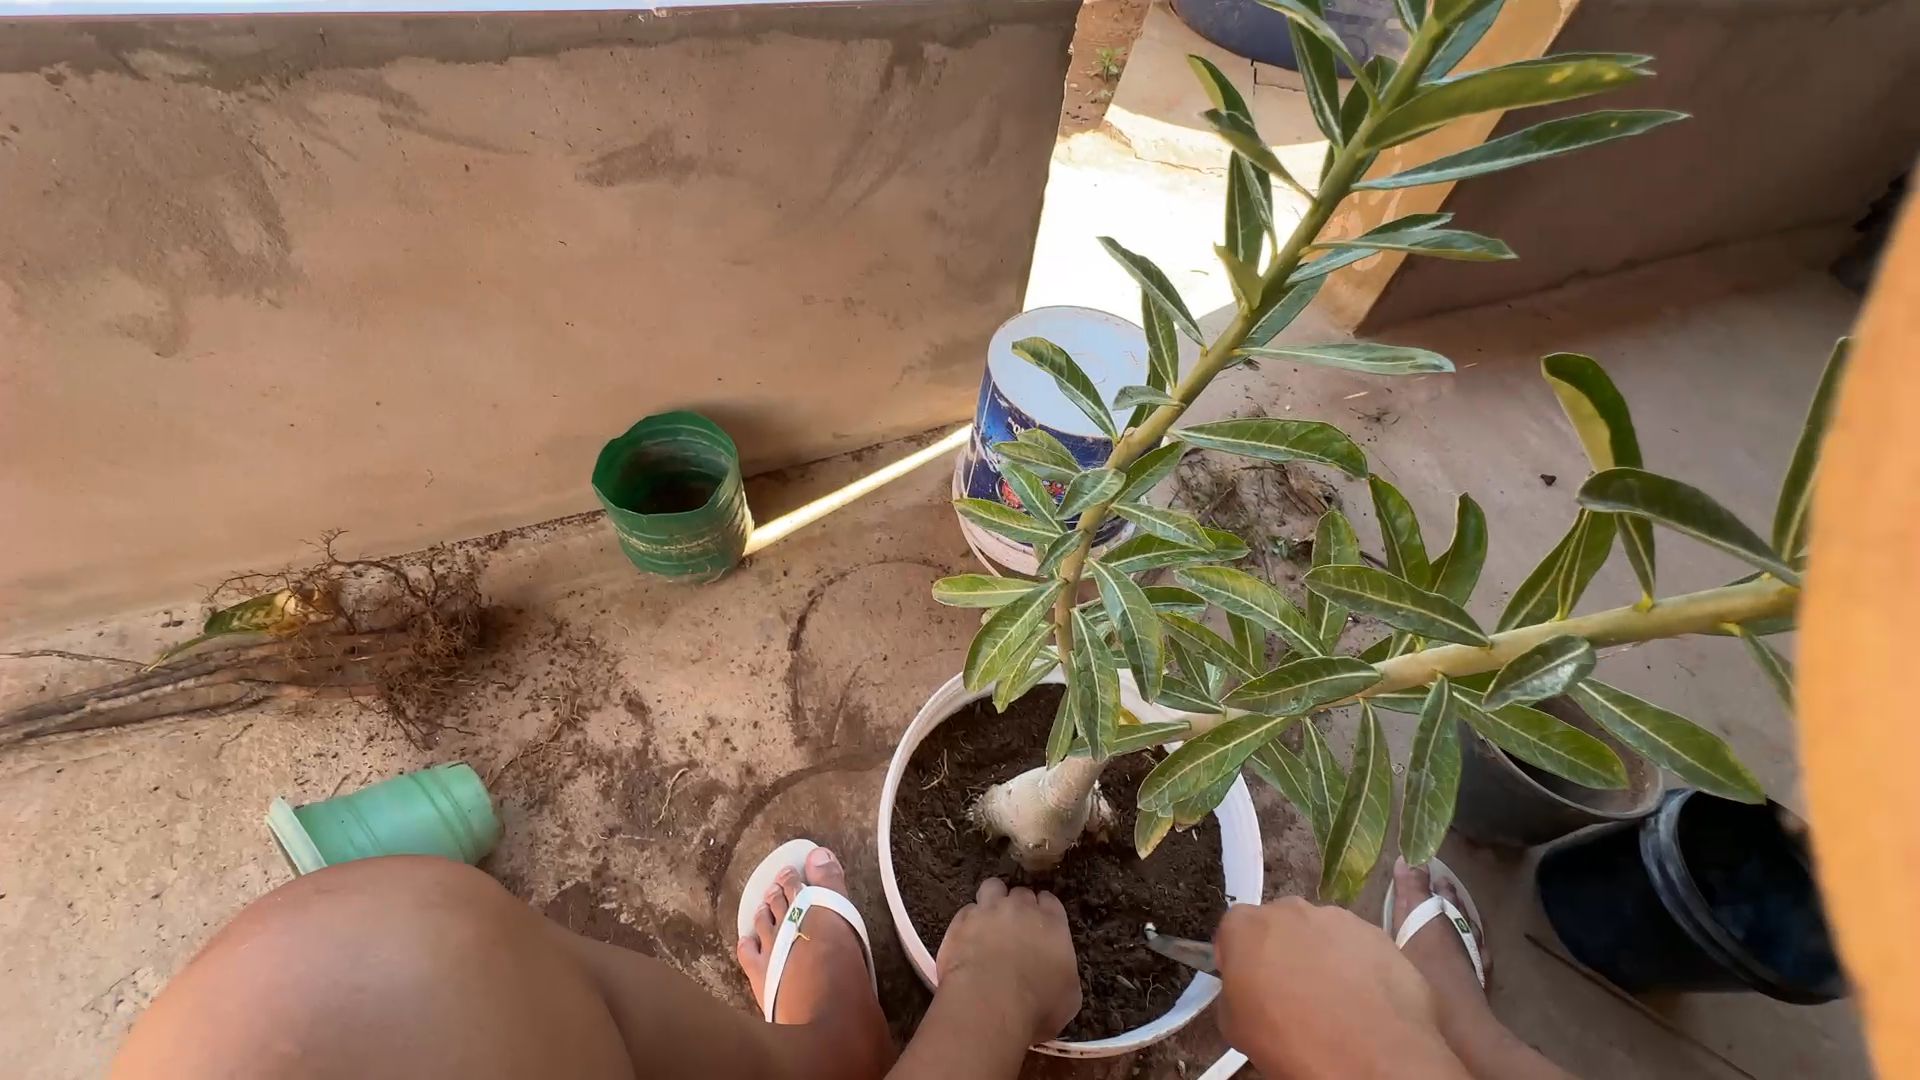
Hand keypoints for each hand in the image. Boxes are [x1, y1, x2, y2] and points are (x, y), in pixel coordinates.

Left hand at [936, 878, 1080, 1043]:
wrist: (989, 1004)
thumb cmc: (1036, 1006)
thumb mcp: (1068, 998)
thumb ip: (1064, 973)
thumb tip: (1057, 974)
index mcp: (1051, 923)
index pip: (1050, 902)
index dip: (1045, 911)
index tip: (1041, 926)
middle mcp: (1020, 909)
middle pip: (1021, 893)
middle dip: (1019, 906)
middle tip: (1016, 928)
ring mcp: (988, 911)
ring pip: (992, 887)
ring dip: (992, 900)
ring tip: (990, 921)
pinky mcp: (962, 921)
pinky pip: (966, 912)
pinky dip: (968, 923)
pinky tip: (968, 940)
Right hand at [1214, 898, 1468, 1078]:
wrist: (1376, 1062)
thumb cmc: (1294, 1043)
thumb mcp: (1236, 1030)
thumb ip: (1228, 997)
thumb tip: (1240, 993)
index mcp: (1245, 924)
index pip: (1232, 932)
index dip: (1239, 960)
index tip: (1250, 988)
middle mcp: (1288, 909)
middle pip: (1278, 927)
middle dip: (1282, 954)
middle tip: (1292, 995)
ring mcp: (1336, 918)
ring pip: (1320, 934)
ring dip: (1321, 958)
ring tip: (1335, 1001)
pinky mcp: (1377, 935)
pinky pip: (1357, 948)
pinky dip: (1357, 968)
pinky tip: (1364, 1002)